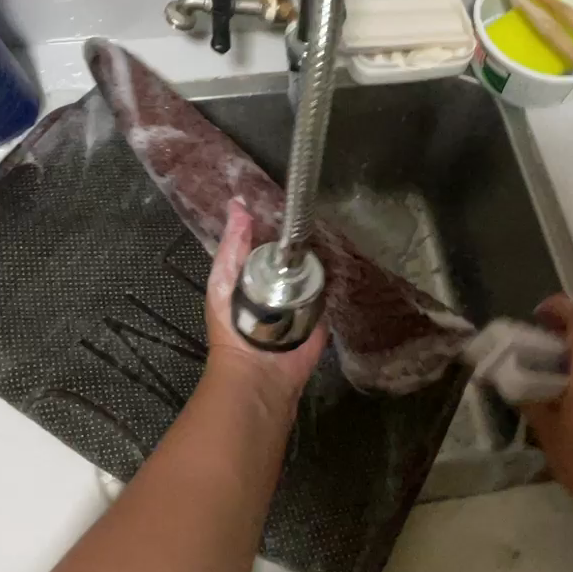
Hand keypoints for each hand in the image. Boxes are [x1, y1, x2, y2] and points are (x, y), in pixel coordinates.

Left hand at [203, 200, 326, 423]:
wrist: (258, 372)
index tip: (292, 199)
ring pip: (316, 269)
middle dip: (304, 237)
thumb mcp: (222, 280)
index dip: (278, 222)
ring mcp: (302, 298)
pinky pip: (332, 291)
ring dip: (323, 254)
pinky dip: (339, 277)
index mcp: (254, 274)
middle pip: (295, 254)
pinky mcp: (322, 314)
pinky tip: (349, 256)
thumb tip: (237, 204)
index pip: (270, 243)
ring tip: (339, 227)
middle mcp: (279, 284)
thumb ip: (231, 246)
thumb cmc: (232, 326)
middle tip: (318, 212)